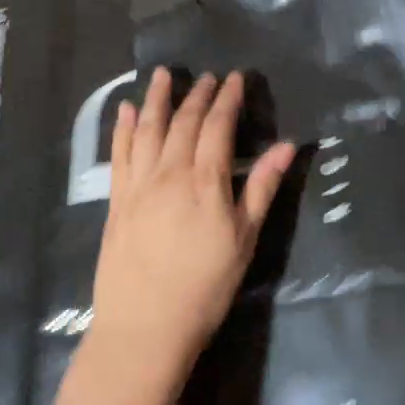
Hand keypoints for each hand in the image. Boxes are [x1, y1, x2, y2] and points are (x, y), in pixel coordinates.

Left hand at [58, 70, 295, 404]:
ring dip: (155, 99)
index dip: (228, 98)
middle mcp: (169, 174)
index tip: (235, 76)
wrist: (143, 329)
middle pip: (184, 123)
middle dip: (198, 95)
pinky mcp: (116, 203)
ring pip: (146, 131)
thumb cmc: (204, 285)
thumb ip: (262, 187)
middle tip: (208, 75)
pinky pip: (119, 156)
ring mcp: (138, 187)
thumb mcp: (245, 238)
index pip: (218, 126)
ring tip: (162, 75)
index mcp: (205, 181)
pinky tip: (123, 111)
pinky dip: (121, 129)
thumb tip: (288, 145)